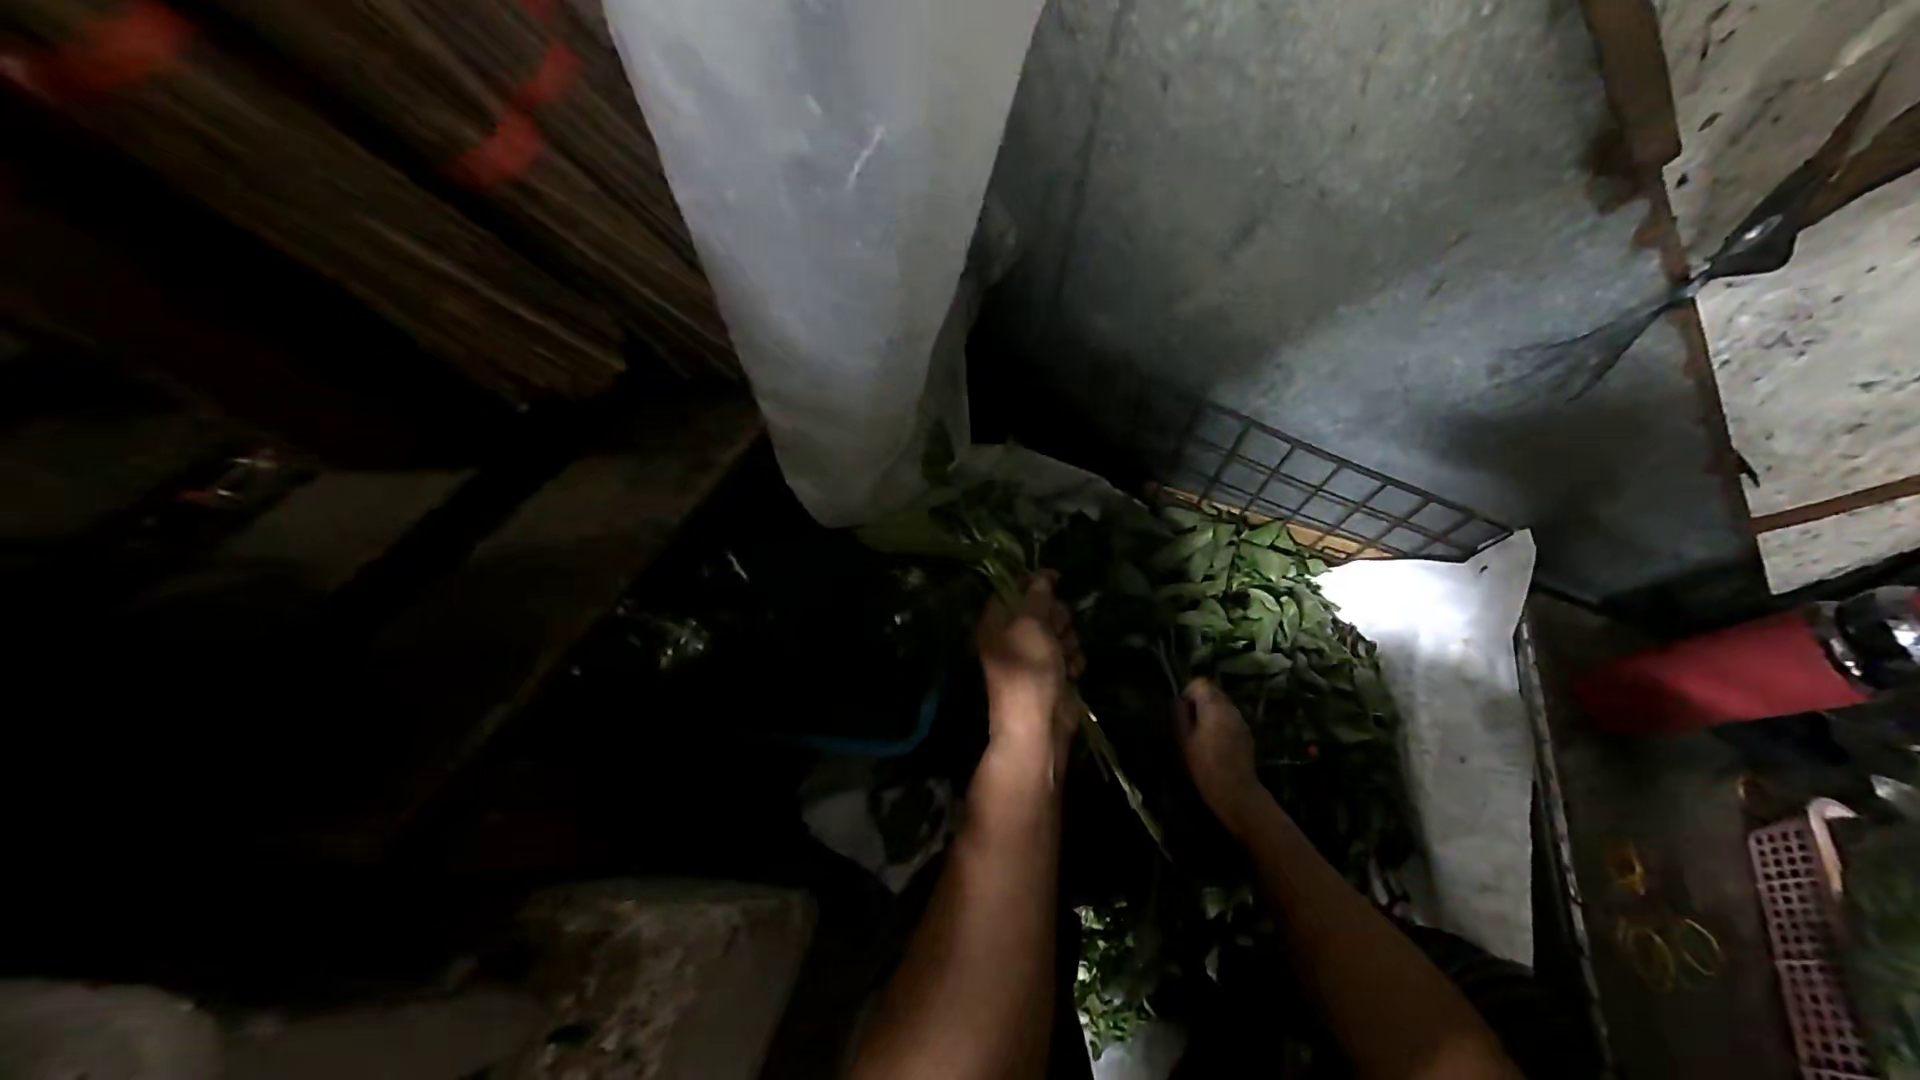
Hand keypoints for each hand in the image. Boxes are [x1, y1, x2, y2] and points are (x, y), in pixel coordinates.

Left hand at [976, 572, 1083, 752]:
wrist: (1038, 725)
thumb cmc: (1028, 670)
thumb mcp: (1031, 624)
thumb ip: (1037, 595)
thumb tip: (1042, 575)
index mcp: (996, 622)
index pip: (1014, 589)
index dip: (1035, 582)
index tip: (1057, 578)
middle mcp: (1011, 636)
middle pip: (1043, 609)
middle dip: (1057, 618)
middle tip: (1056, 631)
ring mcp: (1032, 656)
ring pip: (1061, 631)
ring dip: (1068, 641)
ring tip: (1064, 659)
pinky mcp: (1052, 673)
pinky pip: (1068, 654)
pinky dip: (1073, 662)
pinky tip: (1071, 673)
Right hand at [1177, 678, 1269, 835]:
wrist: (1235, 791)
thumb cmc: (1204, 765)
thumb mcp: (1183, 739)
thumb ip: (1180, 714)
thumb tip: (1179, 700)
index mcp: (1214, 707)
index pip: (1202, 683)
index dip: (1189, 692)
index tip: (1183, 710)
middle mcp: (1231, 709)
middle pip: (1214, 692)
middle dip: (1201, 702)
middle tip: (1190, 723)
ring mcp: (1242, 721)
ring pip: (1223, 706)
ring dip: (1211, 713)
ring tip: (1202, 735)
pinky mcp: (1247, 734)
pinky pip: (1231, 719)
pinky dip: (1222, 724)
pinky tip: (1216, 744)